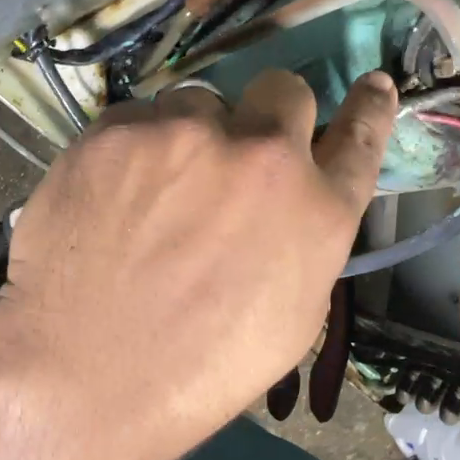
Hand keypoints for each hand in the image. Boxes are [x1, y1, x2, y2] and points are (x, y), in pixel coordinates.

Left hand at [0, 70, 397, 459]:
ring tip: (155, 193)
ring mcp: (185, 135)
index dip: (369, 107)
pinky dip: (132, 150)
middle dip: (268, 114)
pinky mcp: (117, 131)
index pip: (361, 135)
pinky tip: (110, 197)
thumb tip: (290, 206)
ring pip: (198, 103)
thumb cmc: (202, 370)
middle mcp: (261, 156)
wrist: (87, 375)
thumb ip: (304, 242)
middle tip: (237, 152)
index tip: (372, 84)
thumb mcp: (292, 318)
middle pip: (283, 90)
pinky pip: (136, 120)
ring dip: (190, 137)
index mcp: (317, 209)